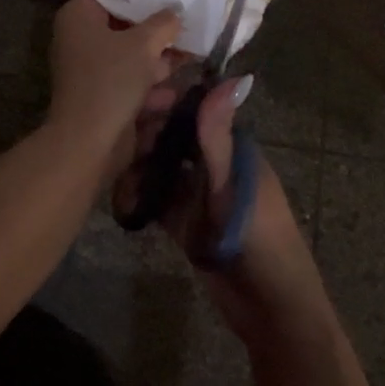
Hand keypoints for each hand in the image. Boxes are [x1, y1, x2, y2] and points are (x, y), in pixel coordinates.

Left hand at [47, 0, 180, 149]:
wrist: (89, 141)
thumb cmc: (111, 79)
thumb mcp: (144, 44)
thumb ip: (163, 24)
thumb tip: (176, 12)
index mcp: (78, 17)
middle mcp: (78, 39)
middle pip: (122, 27)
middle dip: (155, 32)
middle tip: (186, 26)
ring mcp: (88, 69)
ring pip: (129, 56)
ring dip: (157, 60)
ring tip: (191, 56)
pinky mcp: (100, 95)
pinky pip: (128, 81)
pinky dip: (149, 84)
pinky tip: (175, 90)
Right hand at [114, 76, 295, 270]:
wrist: (270, 310)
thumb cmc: (259, 236)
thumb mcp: (234, 183)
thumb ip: (219, 135)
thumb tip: (229, 76)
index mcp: (233, 149)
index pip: (196, 111)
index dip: (167, 102)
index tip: (137, 101)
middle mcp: (214, 166)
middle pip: (174, 137)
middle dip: (147, 135)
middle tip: (118, 142)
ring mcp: (199, 195)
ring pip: (161, 168)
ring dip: (139, 167)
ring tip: (114, 172)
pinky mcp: (186, 224)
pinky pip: (157, 201)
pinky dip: (140, 198)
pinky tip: (120, 200)